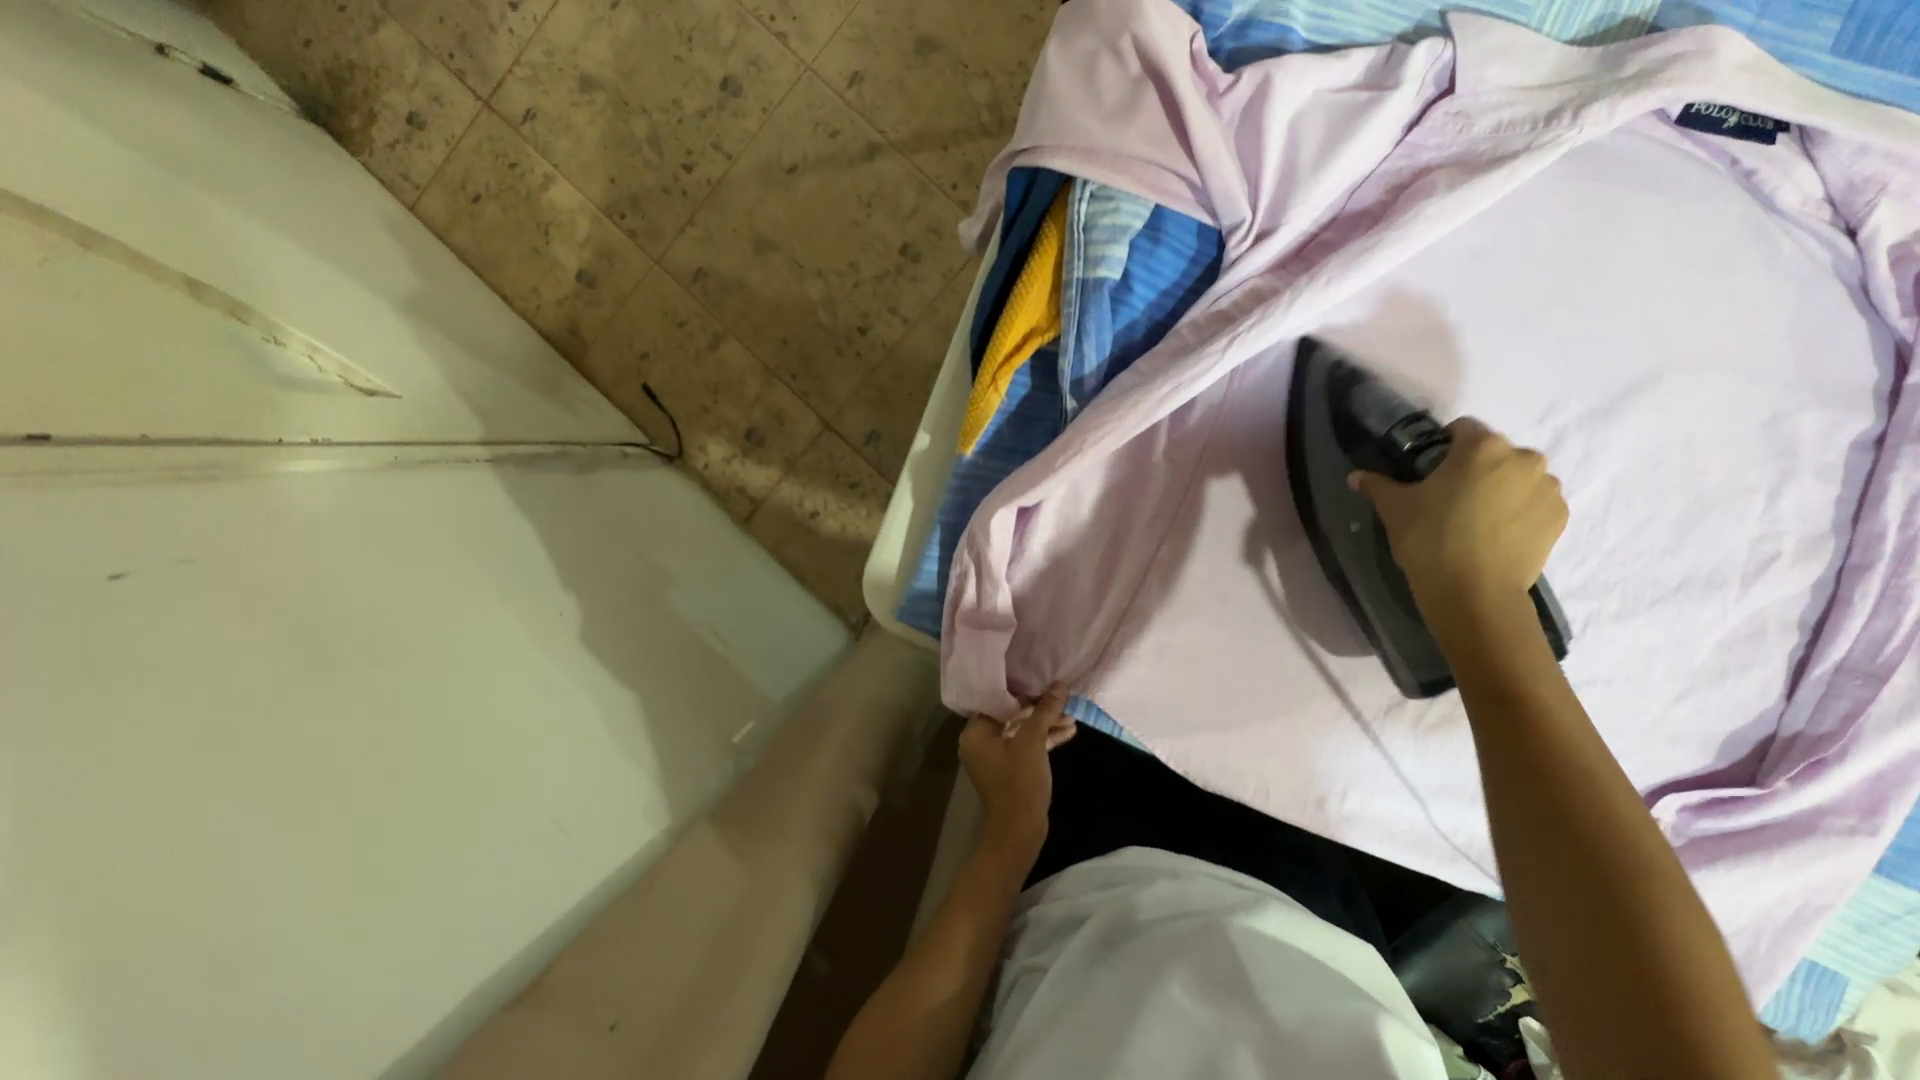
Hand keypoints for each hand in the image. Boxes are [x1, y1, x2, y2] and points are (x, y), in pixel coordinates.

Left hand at [959, 684, 1075, 858]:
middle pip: (1011, 716)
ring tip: (1073, 717)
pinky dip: (1045, 741)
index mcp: (975, 734)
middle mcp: (981, 743)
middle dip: (1040, 711)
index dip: (1022, 693)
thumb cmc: (1019, 780)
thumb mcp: (1033, 742)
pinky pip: (1027, 748)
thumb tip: (1060, 685)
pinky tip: (1069, 732)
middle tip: (1063, 701)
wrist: (1020, 829)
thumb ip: (1045, 711)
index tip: (1044, 684)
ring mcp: (996, 759)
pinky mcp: (1011, 771)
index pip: (997, 702)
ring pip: (1023, 733)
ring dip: (1046, 725)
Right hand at [1350, 418, 1566, 627]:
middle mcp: (1524, 458)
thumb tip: (1356, 476)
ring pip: (1519, 479)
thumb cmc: (1430, 540)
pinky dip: (1521, 512)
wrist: (1474, 593)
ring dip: (1503, 489)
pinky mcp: (1559, 517)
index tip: (1430, 472)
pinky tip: (1498, 535)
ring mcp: (1547, 488)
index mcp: (1482, 446)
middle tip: (1452, 499)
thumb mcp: (1394, 509)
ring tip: (1478, 520)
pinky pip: (1536, 504)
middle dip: (1477, 469)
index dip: (1443, 447)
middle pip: (1495, 454)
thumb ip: (1376, 485)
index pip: (1462, 430)